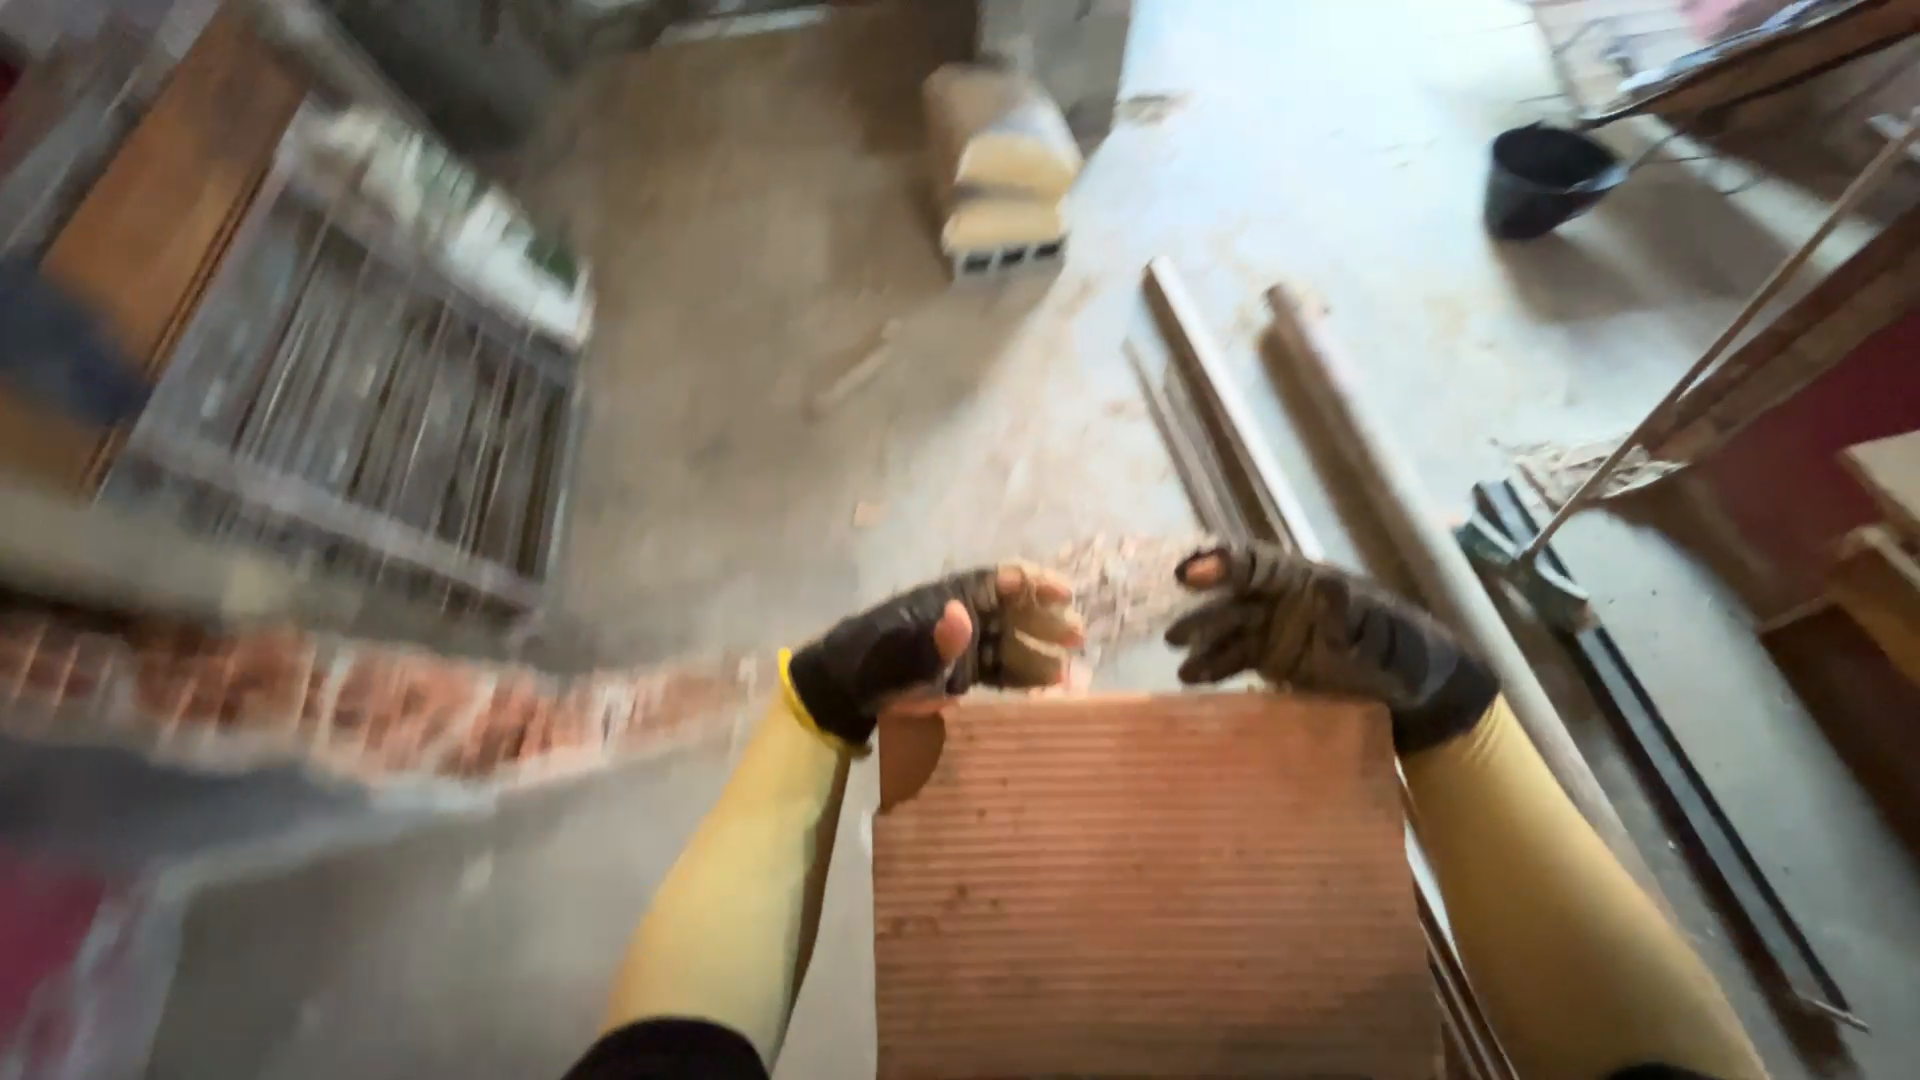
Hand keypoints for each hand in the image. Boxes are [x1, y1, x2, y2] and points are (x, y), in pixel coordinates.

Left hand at [788, 563, 1085, 746]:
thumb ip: (933, 638)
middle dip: (1046, 619)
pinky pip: (1004, 673)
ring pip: (1014, 643)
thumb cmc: (871, 663)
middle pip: (1014, 612)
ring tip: (1073, 671)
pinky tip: (1053, 691)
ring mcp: (967, 648)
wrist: (846, 693)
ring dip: (1042, 653)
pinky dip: (1027, 681)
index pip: (997, 582)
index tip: (1062, 591)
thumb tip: (961, 612)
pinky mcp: (967, 676)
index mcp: (949, 599)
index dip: (1032, 582)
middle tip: (1076, 633)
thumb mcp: (899, 652)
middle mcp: (964, 618)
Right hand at [1166, 542, 1496, 753]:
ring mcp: (1271, 630)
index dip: (1221, 565)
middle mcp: (1280, 600)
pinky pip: (1232, 659)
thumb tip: (1323, 584)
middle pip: (1232, 598)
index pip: (1256, 564)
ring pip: (1226, 628)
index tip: (1187, 574)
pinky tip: (1191, 679)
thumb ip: (1352, 614)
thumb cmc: (1406, 654)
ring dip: (1201, 641)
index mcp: (1306, 581)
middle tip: (1173, 634)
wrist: (1415, 696)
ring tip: (1178, 660)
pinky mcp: (1268, 660)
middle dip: (1203, 612)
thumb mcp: (1385, 634)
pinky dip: (1210, 667)